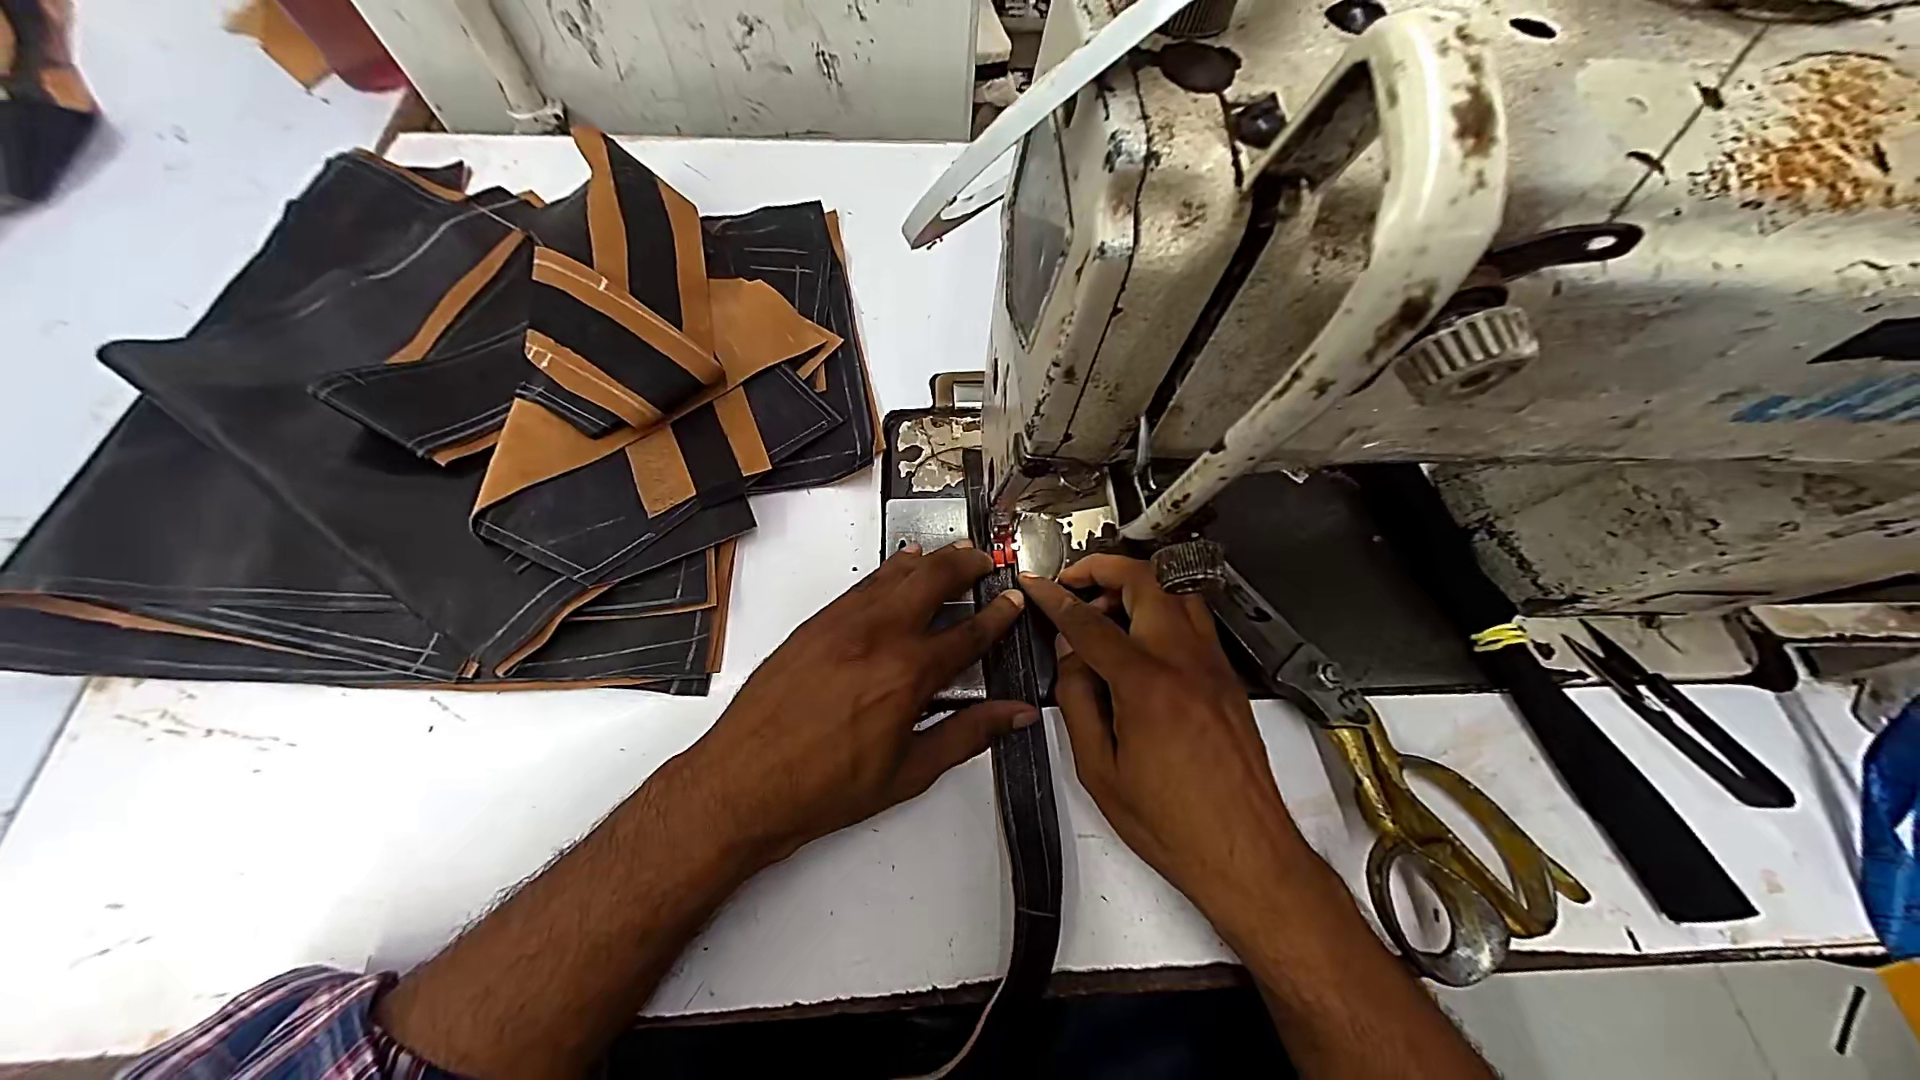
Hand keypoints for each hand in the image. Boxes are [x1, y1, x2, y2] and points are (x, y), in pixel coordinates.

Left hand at [686, 542, 1035, 864]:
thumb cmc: (816, 786)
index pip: (969, 633)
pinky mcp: (815, 624)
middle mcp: (875, 638)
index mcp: (906, 675)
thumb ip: (969, 734)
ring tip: (952, 554)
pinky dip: (888, 569)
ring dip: (931, 559)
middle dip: (968, 564)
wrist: (742, 784)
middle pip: (935, 579)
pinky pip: (862, 583)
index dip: (998, 615)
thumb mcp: (909, 771)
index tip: (1010, 604)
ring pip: (897, 572)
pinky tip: (899, 566)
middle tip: (984, 561)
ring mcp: (842, 624)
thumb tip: (1010, 717)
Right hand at [1018, 556, 1316, 915]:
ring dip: (1136, 585)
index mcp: (1147, 686)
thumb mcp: (1100, 770)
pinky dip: (1161, 609)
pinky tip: (1141, 639)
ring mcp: (1213, 667)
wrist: (1247, 854)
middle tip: (1075, 582)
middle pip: (1144, 580)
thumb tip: (1070, 662)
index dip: (1055, 597)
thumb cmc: (1180, 825)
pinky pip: (1193, 619)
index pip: (1089, 621)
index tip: (1039, 586)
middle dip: (1101, 568)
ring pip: (1176, 590)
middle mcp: (1186, 664)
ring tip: (1106, 608)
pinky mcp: (1228, 679)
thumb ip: (1077, 702)